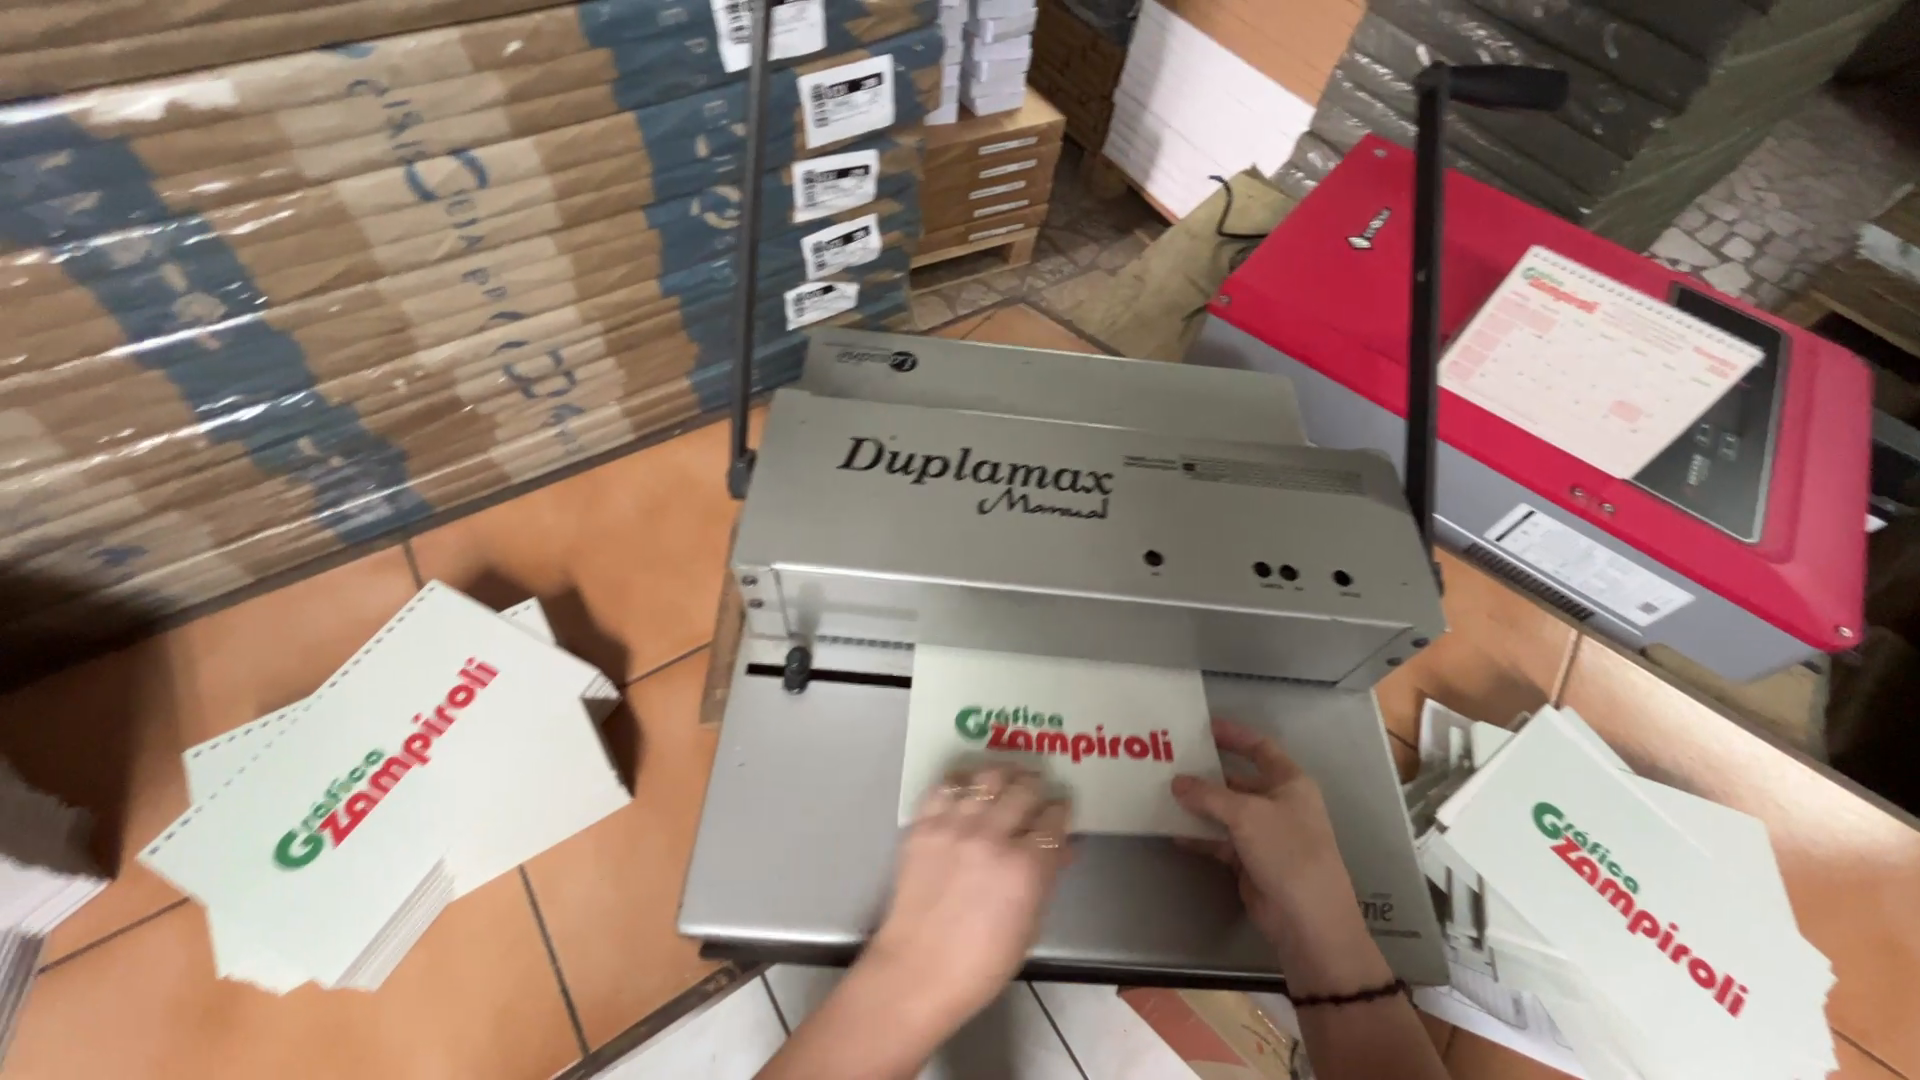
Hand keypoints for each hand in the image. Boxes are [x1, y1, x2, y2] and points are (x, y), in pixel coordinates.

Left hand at [862, 766, 1070, 1025]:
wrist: (917, 970)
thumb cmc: (982, 962)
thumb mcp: (1029, 925)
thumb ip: (1047, 878)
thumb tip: (1064, 848)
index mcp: (1026, 866)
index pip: (1054, 819)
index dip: (1061, 810)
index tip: (1061, 808)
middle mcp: (991, 836)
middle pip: (1024, 789)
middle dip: (1036, 786)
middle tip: (1037, 788)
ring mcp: (953, 826)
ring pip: (987, 777)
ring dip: (1003, 773)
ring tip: (1008, 776)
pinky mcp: (923, 825)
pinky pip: (946, 787)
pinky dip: (962, 782)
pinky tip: (969, 786)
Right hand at [1171, 720, 1375, 985]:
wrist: (1308, 920)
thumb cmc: (1287, 852)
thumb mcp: (1246, 814)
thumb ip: (1208, 795)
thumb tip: (1177, 782)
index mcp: (1289, 783)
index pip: (1260, 748)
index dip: (1234, 735)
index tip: (1202, 727)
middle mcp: (1278, 804)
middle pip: (1237, 780)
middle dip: (1206, 773)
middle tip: (1170, 763)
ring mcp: (1264, 833)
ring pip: (1224, 811)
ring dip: (1198, 805)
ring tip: (1163, 793)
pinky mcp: (1250, 860)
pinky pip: (1218, 839)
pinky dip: (1198, 835)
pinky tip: (1173, 831)